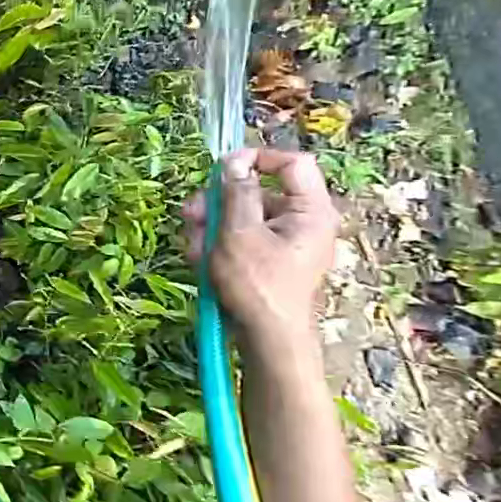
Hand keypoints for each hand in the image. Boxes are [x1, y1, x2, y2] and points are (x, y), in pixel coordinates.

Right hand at [181, 147, 338, 354]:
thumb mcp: (239, 232)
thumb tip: (233, 162)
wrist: (267, 343)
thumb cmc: (257, 286)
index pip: (291, 163)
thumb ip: (235, 192)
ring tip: (191, 246)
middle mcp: (303, 223)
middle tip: (190, 212)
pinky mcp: (267, 263)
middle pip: (257, 192)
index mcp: (311, 211)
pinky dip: (218, 246)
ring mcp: (285, 244)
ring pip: (242, 218)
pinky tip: (198, 260)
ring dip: (211, 227)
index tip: (223, 167)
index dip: (257, 158)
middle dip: (218, 201)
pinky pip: (241, 241)